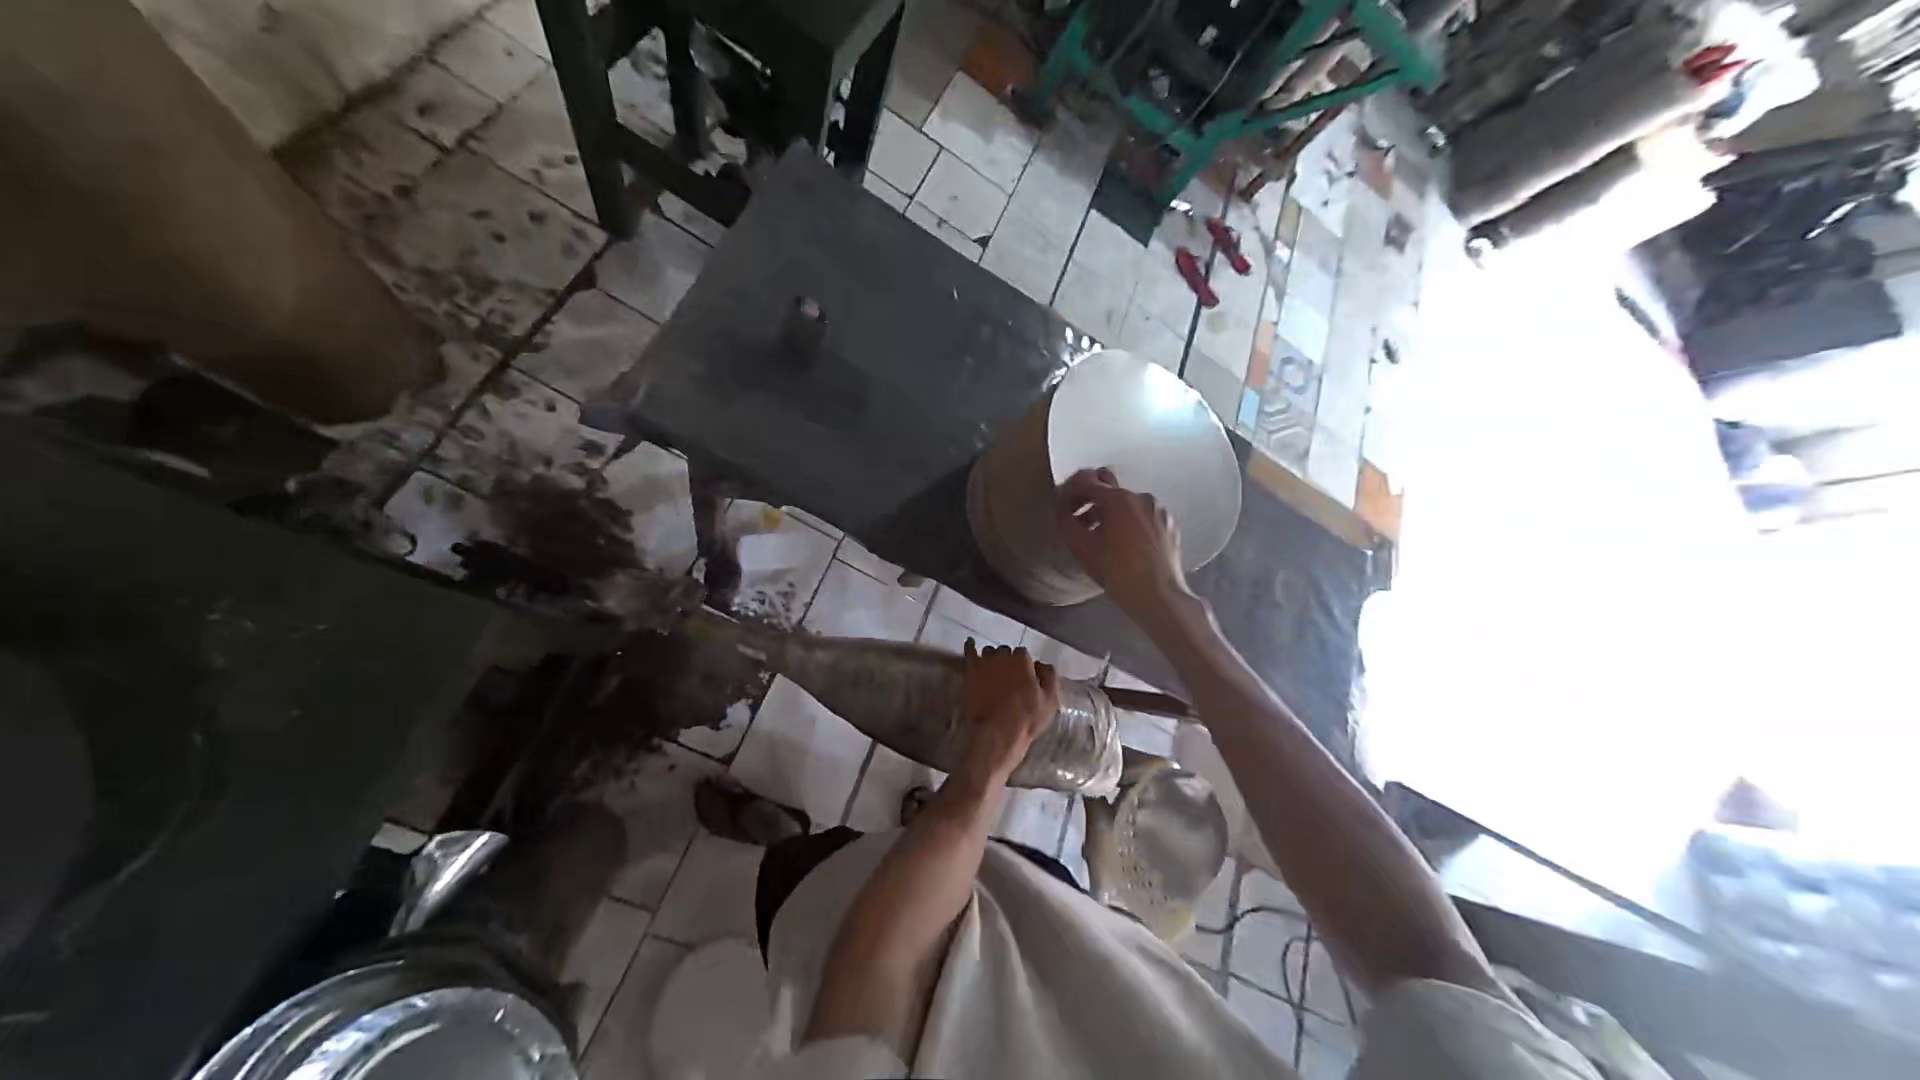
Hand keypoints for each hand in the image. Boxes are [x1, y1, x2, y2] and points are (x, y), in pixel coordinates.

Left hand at [952, 640, 1057, 789]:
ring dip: (992, 657)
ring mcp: (984, 662)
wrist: (998, 732)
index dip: (1024, 665)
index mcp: (1022, 661)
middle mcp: (1002, 656)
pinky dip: (970, 646)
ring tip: (993, 669)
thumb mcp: (1050, 700)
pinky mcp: (970, 671)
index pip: (1023, 654)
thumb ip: (1049, 677)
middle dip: (1008, 660)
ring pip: (989, 652)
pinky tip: (970, 643)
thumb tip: (1042, 663)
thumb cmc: (1027, 718)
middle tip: (1009, 676)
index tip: (1024, 675)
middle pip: (1006, 652)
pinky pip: (969, 651)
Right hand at [1055, 468, 1188, 612]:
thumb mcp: (1082, 549)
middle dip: (1090, 497)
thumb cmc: (1118, 573)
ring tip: (1102, 536)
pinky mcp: (1169, 524)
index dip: (1069, 491)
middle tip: (1080, 518)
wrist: (1158, 597)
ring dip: (1111, 512)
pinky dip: (1131, 522)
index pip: (1085, 480)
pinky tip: (1125, 544)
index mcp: (1117, 499)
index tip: (1063, 506)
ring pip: (1127, 501)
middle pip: (1108, 484)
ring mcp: (1158, 510)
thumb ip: (1066, 523)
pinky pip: (1144, 514)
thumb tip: (1063, 512)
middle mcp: (1140, 497)